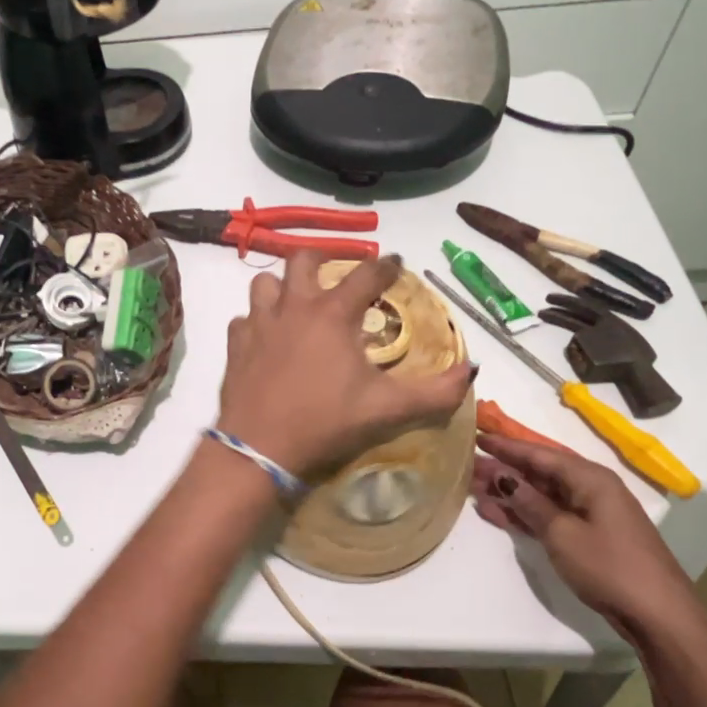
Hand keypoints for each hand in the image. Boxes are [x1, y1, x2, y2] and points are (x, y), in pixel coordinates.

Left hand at [216, 251, 474, 479]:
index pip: (366, 273)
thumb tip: (471, 371)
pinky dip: (257, 320)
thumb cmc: (326, 423)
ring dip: (283, 285)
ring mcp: (259, 323)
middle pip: (304, 260)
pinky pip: (244, 318)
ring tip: (298, 300)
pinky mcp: (235, 344)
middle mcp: (294, 307)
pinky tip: (267, 336)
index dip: (386, 265)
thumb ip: (435, 392)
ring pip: (265, 282)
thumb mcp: (388, 410)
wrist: (260, 448)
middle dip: (324, 258)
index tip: (396, 263)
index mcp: (333, 314)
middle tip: (338, 274)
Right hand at [471, 434, 695, 637]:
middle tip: (467, 465)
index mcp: (590, 479)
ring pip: (542, 494)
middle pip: (540, 472)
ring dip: (510, 492)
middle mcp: (591, 489)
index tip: (475, 436)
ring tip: (473, 488)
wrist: (658, 615)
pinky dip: (524, 513)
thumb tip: (503, 477)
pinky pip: (550, 515)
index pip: (539, 454)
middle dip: (504, 469)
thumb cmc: (609, 566)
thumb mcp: (562, 533)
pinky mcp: (589, 537)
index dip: (506, 446)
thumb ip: (530, 503)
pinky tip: (495, 512)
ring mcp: (591, 514)